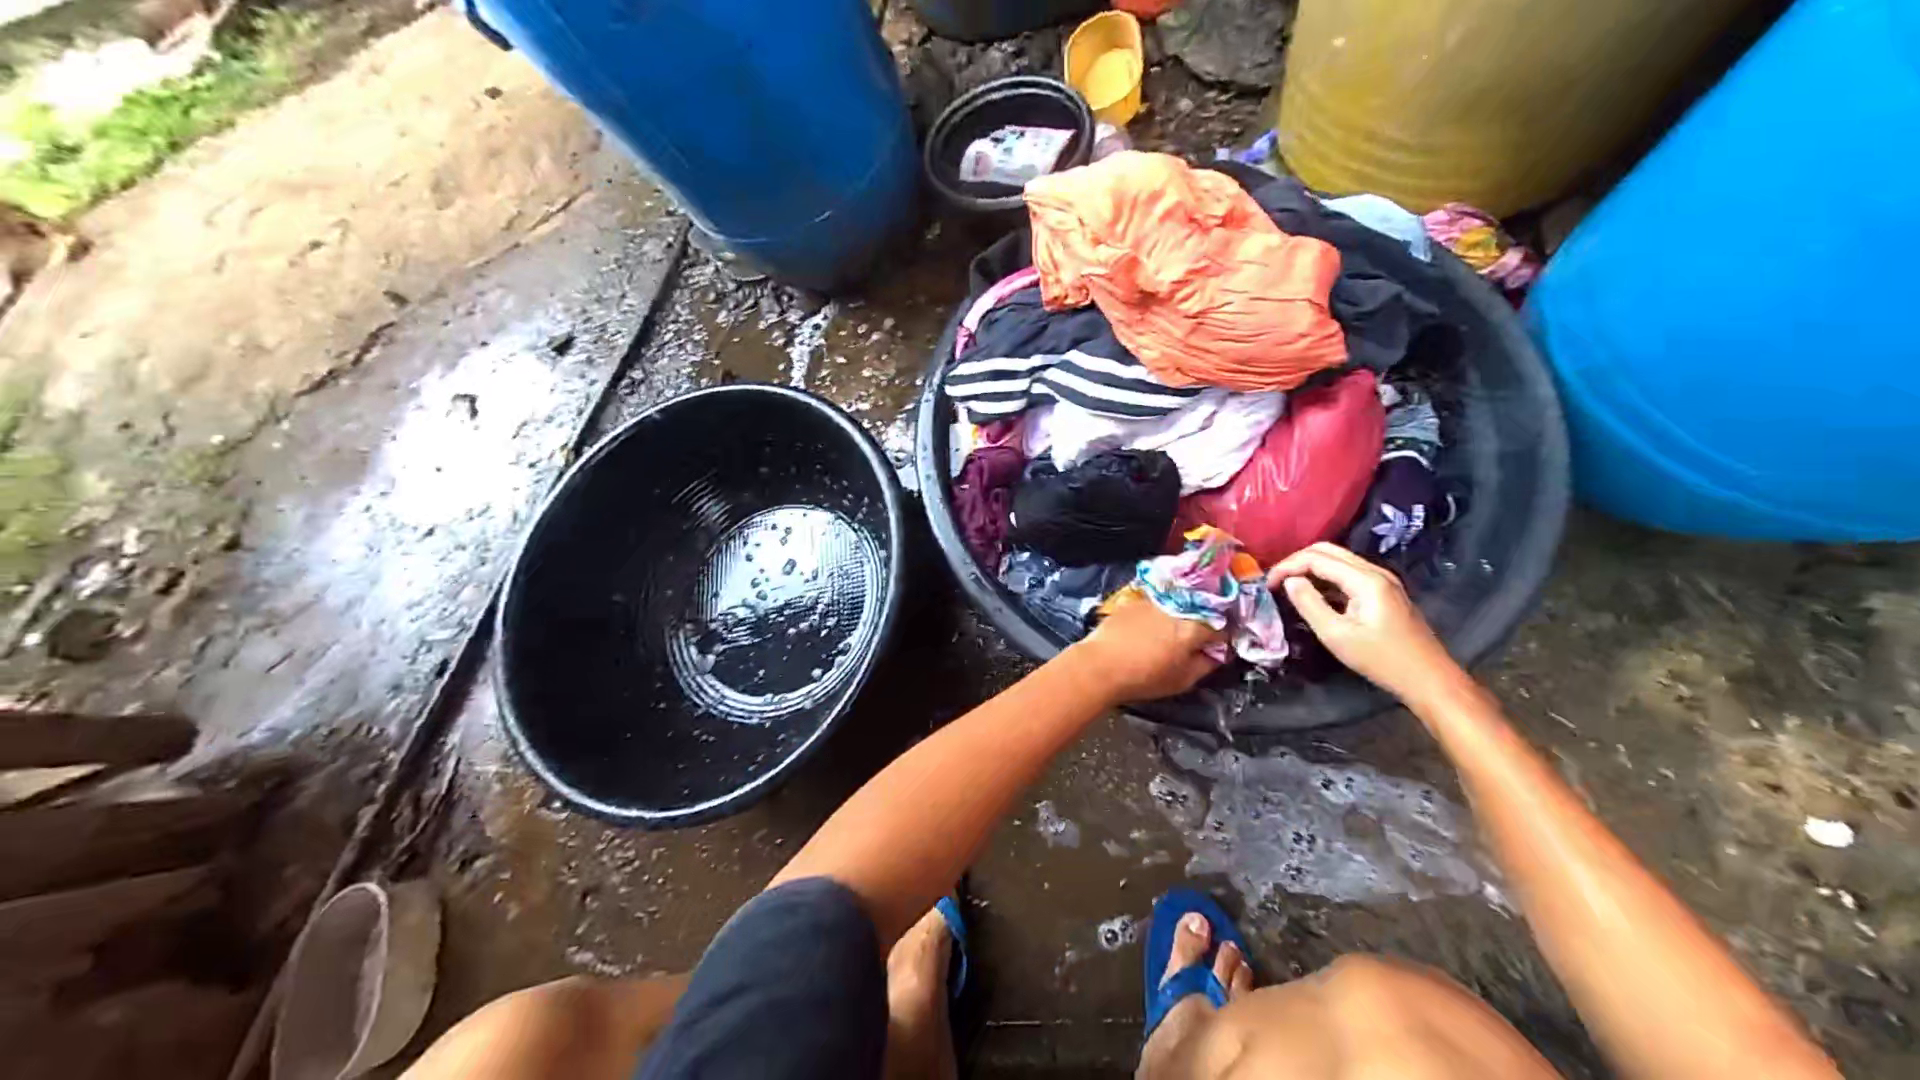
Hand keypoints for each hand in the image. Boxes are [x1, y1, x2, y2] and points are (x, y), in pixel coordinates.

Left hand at [1065, 597, 1223, 705]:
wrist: (1100, 664)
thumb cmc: (1145, 676)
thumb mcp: (1183, 679)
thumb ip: (1206, 663)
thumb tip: (1217, 654)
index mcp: (1195, 626)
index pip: (1223, 627)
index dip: (1223, 638)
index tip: (1218, 646)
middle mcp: (1179, 606)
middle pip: (1202, 610)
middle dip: (1205, 621)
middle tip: (1197, 638)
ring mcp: (1155, 600)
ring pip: (1179, 604)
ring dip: (1182, 614)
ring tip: (1172, 631)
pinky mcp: (1134, 600)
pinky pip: (1156, 603)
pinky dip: (1159, 612)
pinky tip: (1150, 626)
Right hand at [1267, 543, 1463, 705]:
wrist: (1429, 679)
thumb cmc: (1381, 659)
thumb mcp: (1336, 635)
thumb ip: (1309, 604)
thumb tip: (1290, 581)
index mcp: (1365, 580)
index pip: (1316, 558)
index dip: (1287, 566)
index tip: (1267, 584)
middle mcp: (1376, 572)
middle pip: (1328, 551)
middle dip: (1297, 561)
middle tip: (1275, 581)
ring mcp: (1383, 581)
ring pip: (1339, 560)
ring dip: (1311, 567)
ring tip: (1289, 585)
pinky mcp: (1385, 592)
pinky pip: (1349, 573)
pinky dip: (1326, 577)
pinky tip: (1314, 593)